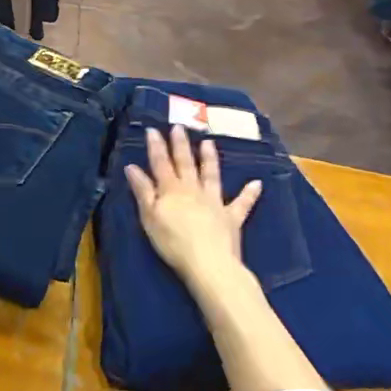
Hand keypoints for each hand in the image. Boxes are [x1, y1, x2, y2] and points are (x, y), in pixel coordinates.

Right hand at [124, 126, 262, 303]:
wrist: (208, 263)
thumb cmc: (172, 242)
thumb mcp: (149, 216)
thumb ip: (143, 191)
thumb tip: (133, 167)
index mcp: (171, 190)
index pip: (161, 163)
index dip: (156, 146)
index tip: (153, 129)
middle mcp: (193, 190)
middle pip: (186, 164)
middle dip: (181, 145)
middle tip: (179, 126)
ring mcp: (215, 202)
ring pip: (211, 176)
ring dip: (209, 159)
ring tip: (209, 142)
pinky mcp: (232, 218)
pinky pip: (242, 203)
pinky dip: (249, 193)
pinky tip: (257, 183)